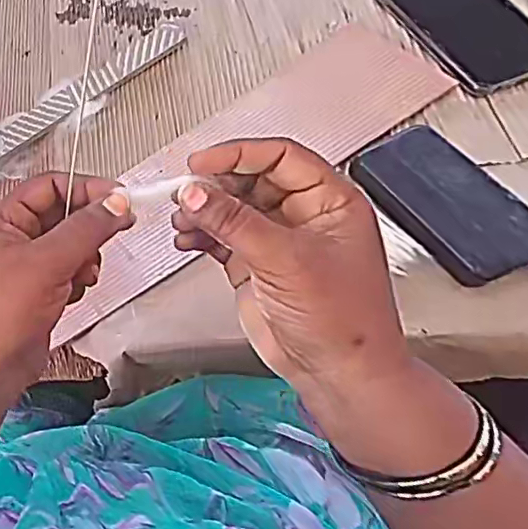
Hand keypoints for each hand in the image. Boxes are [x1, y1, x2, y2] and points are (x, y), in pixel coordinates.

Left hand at [0, 175, 134, 385]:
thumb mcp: (46, 262)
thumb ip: (85, 229)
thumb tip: (114, 204)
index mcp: (4, 221)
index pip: (50, 186)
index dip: (85, 188)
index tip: (118, 198)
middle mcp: (14, 239)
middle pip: (65, 215)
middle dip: (88, 229)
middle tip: (107, 236)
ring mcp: (27, 266)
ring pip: (72, 245)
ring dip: (86, 258)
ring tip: (81, 273)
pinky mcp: (40, 290)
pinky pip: (71, 271)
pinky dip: (80, 279)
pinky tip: (73, 292)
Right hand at [170, 139, 412, 404]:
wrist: (337, 373)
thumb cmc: (344, 322)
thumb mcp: (285, 260)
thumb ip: (235, 222)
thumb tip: (196, 193)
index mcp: (329, 201)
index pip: (279, 157)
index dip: (238, 155)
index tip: (202, 163)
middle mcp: (302, 215)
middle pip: (249, 180)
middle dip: (214, 185)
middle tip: (185, 193)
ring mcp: (275, 240)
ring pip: (230, 208)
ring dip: (202, 211)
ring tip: (183, 220)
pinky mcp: (252, 264)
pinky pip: (219, 236)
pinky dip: (199, 235)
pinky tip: (187, 240)